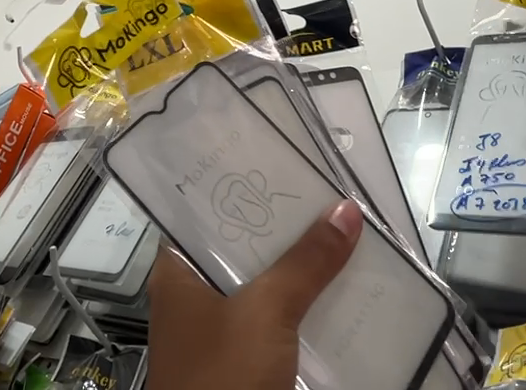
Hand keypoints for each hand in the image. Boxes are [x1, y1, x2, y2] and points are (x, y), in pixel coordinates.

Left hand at [146, 200, 362, 389]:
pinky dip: (305, 300)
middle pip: (242, 244)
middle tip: (326, 187)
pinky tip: (340, 282)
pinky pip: (278, 315)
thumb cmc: (223, 378)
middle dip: (285, 222)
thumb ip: (306, 261)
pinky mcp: (246, 359)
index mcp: (178, 271)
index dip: (242, 182)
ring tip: (344, 225)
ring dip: (301, 262)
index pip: (205, 208)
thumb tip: (347, 209)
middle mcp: (195, 293)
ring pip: (265, 280)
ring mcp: (220, 329)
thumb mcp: (266, 312)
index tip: (283, 157)